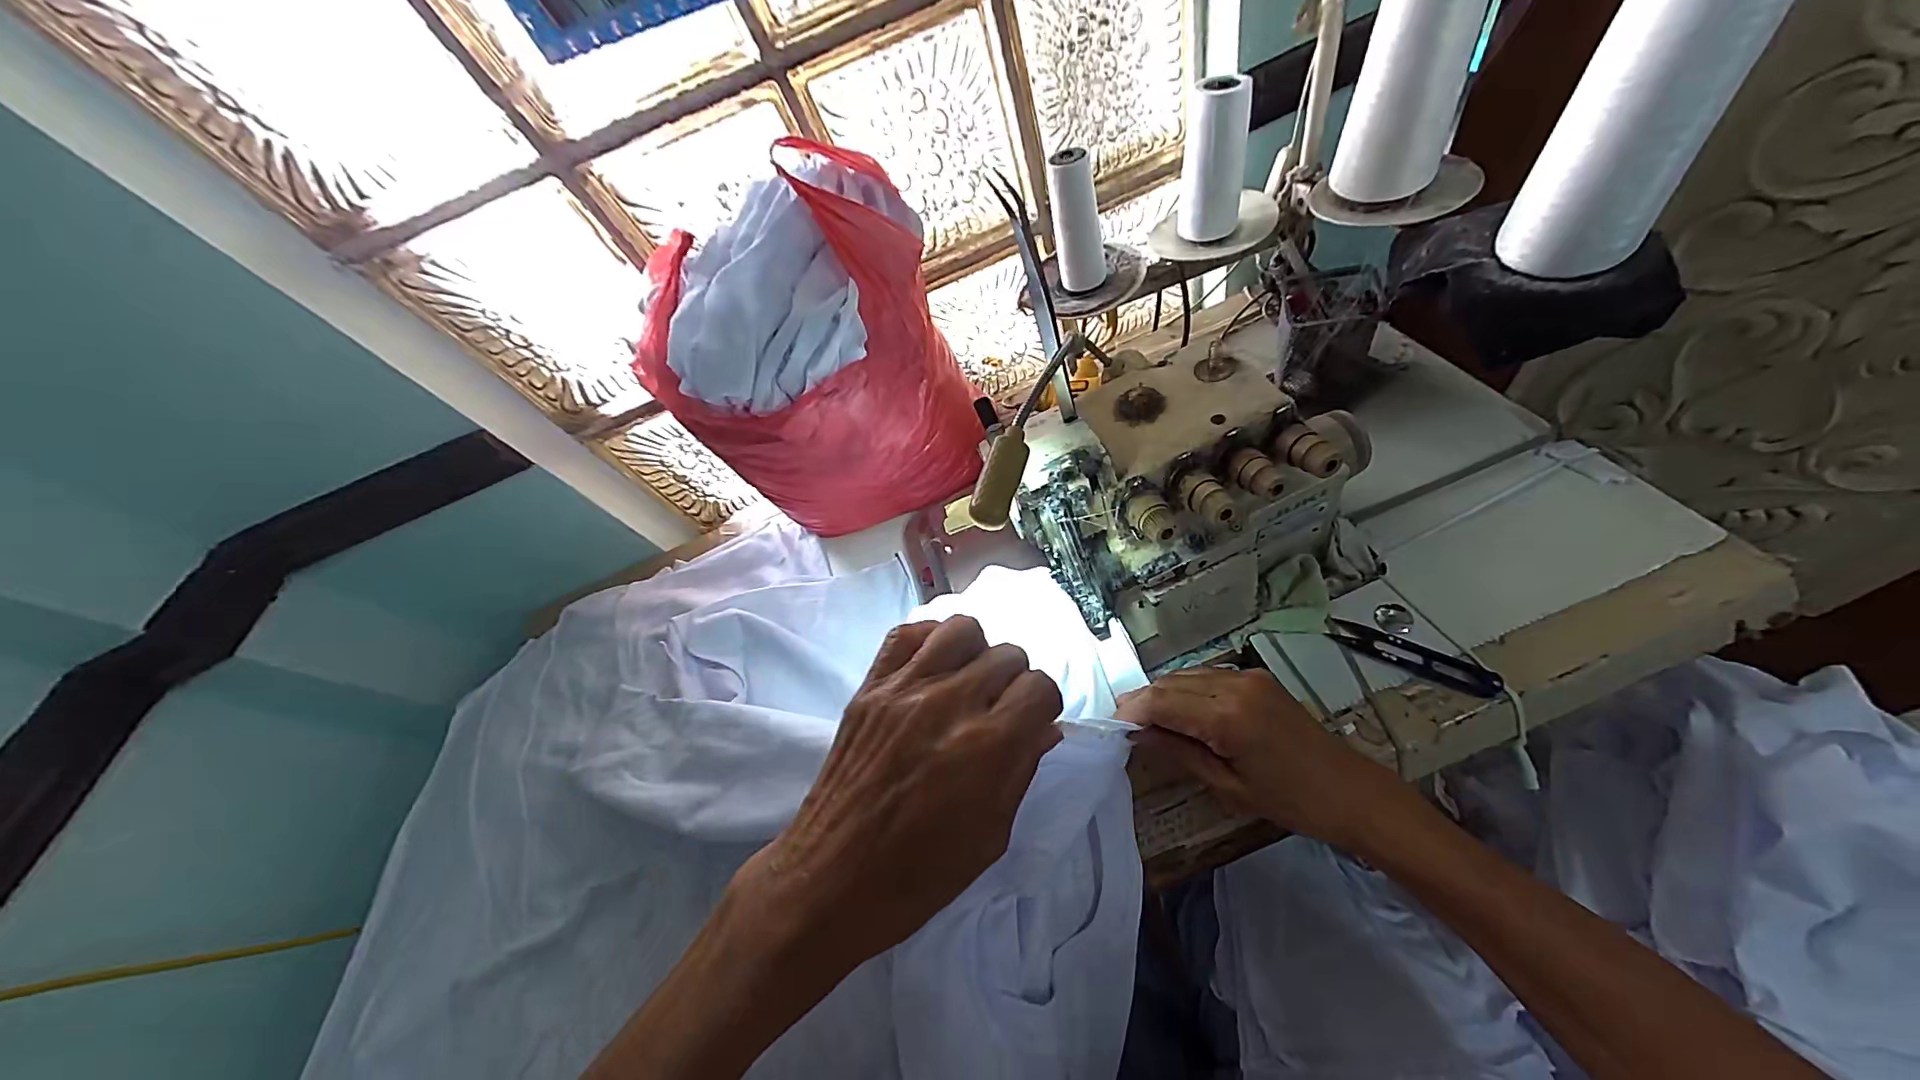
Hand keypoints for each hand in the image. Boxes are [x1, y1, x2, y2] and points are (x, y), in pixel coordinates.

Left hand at [733, 615, 1063, 970]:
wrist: (834, 878)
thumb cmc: (922, 874)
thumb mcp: (992, 834)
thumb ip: (1021, 770)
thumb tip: (1045, 727)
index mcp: (987, 746)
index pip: (1039, 687)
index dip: (1044, 705)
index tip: (1033, 722)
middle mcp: (948, 704)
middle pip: (1006, 654)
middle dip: (1015, 681)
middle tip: (1001, 709)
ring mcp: (903, 690)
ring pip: (961, 629)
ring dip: (977, 653)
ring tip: (969, 683)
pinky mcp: (869, 689)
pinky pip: (906, 634)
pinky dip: (929, 640)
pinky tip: (934, 668)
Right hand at [1118, 667, 1416, 851]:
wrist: (1353, 792)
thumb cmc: (1292, 801)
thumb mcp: (1228, 786)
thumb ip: (1178, 753)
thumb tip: (1135, 735)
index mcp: (1228, 717)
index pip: (1161, 701)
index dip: (1130, 711)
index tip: (1111, 727)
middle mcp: (1235, 685)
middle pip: (1169, 683)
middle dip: (1142, 701)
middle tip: (1124, 727)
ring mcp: (1248, 677)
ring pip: (1186, 675)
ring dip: (1163, 694)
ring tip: (1148, 721)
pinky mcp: (1257, 677)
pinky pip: (1207, 675)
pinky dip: (1186, 690)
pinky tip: (1181, 711)